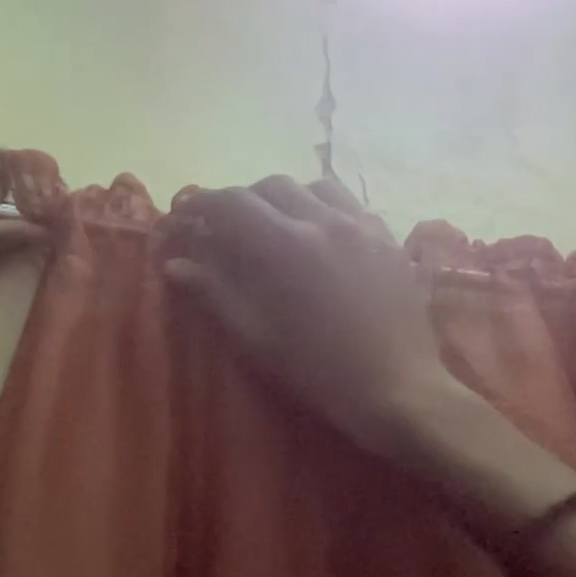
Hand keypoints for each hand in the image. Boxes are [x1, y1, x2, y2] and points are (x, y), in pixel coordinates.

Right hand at [165, 175, 453, 455]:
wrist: (398, 390)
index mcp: (287, 244)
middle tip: (228, 227)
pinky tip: (322, 236)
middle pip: (273, 186)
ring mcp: (364, 226)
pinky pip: (352, 205)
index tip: (187, 215)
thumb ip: (215, 293)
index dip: (203, 203)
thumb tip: (177, 264)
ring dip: (287, 198)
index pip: (233, 203)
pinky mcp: (389, 240)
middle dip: (243, 200)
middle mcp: (326, 220)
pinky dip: (326, 208)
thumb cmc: (319, 371)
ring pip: (317, 187)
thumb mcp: (256, 337)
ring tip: (277, 225)